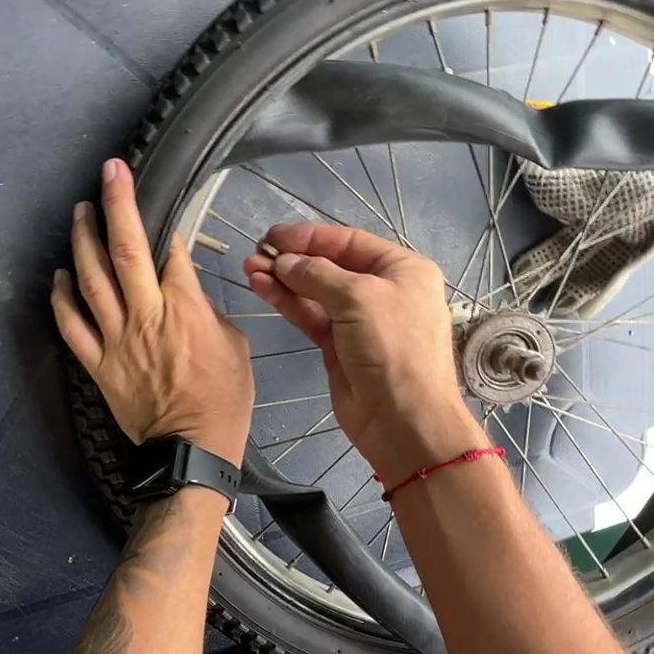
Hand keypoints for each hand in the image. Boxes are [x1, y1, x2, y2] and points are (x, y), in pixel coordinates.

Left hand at [53, 158, 252, 464]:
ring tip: (80, 212)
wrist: (192, 451)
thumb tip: (186, 294)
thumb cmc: (223, 401)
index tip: (155, 198)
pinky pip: (71, 325)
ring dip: (83, 240)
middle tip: (109, 171)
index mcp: (184, 309)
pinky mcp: (98, 364)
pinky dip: (62, 298)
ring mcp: (116, 339)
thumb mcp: (234, 347)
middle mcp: (145, 315)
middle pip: (124, 249)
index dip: (162, 220)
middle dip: (116, 203)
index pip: (168, 251)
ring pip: (91, 279)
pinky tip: (60, 275)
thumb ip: (206, 312)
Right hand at [243, 223, 486, 484]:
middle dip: (292, 260)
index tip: (272, 236)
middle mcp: (381, 291)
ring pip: (314, 293)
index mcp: (401, 269)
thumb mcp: (359, 297)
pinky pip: (310, 317)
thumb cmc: (392, 347)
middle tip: (255, 255)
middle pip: (329, 266)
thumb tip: (283, 262)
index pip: (349, 242)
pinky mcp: (338, 347)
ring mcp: (358, 321)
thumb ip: (317, 274)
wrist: (402, 418)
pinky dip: (288, 303)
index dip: (310, 237)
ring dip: (283, 281)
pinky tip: (264, 290)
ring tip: (250, 271)